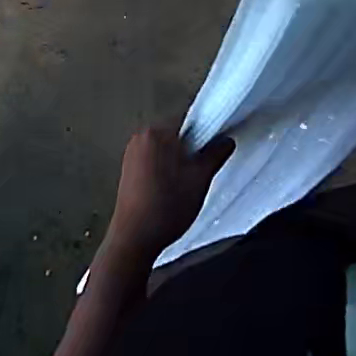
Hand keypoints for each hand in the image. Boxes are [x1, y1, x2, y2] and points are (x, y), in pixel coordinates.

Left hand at [105, 124, 234, 262]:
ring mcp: (132, 152)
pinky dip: (166, 167)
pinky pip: (154, 158)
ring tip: (187, 182)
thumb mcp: (200, 179)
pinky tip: (172, 188)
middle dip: (191, 147)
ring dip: (179, 158)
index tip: (217, 143)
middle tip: (202, 169)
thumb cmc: (167, 207)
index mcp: (156, 133)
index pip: (187, 119)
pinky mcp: (128, 168)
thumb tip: (226, 140)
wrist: (135, 237)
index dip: (206, 129)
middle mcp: (140, 137)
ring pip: (165, 147)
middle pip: (175, 133)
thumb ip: (215, 154)